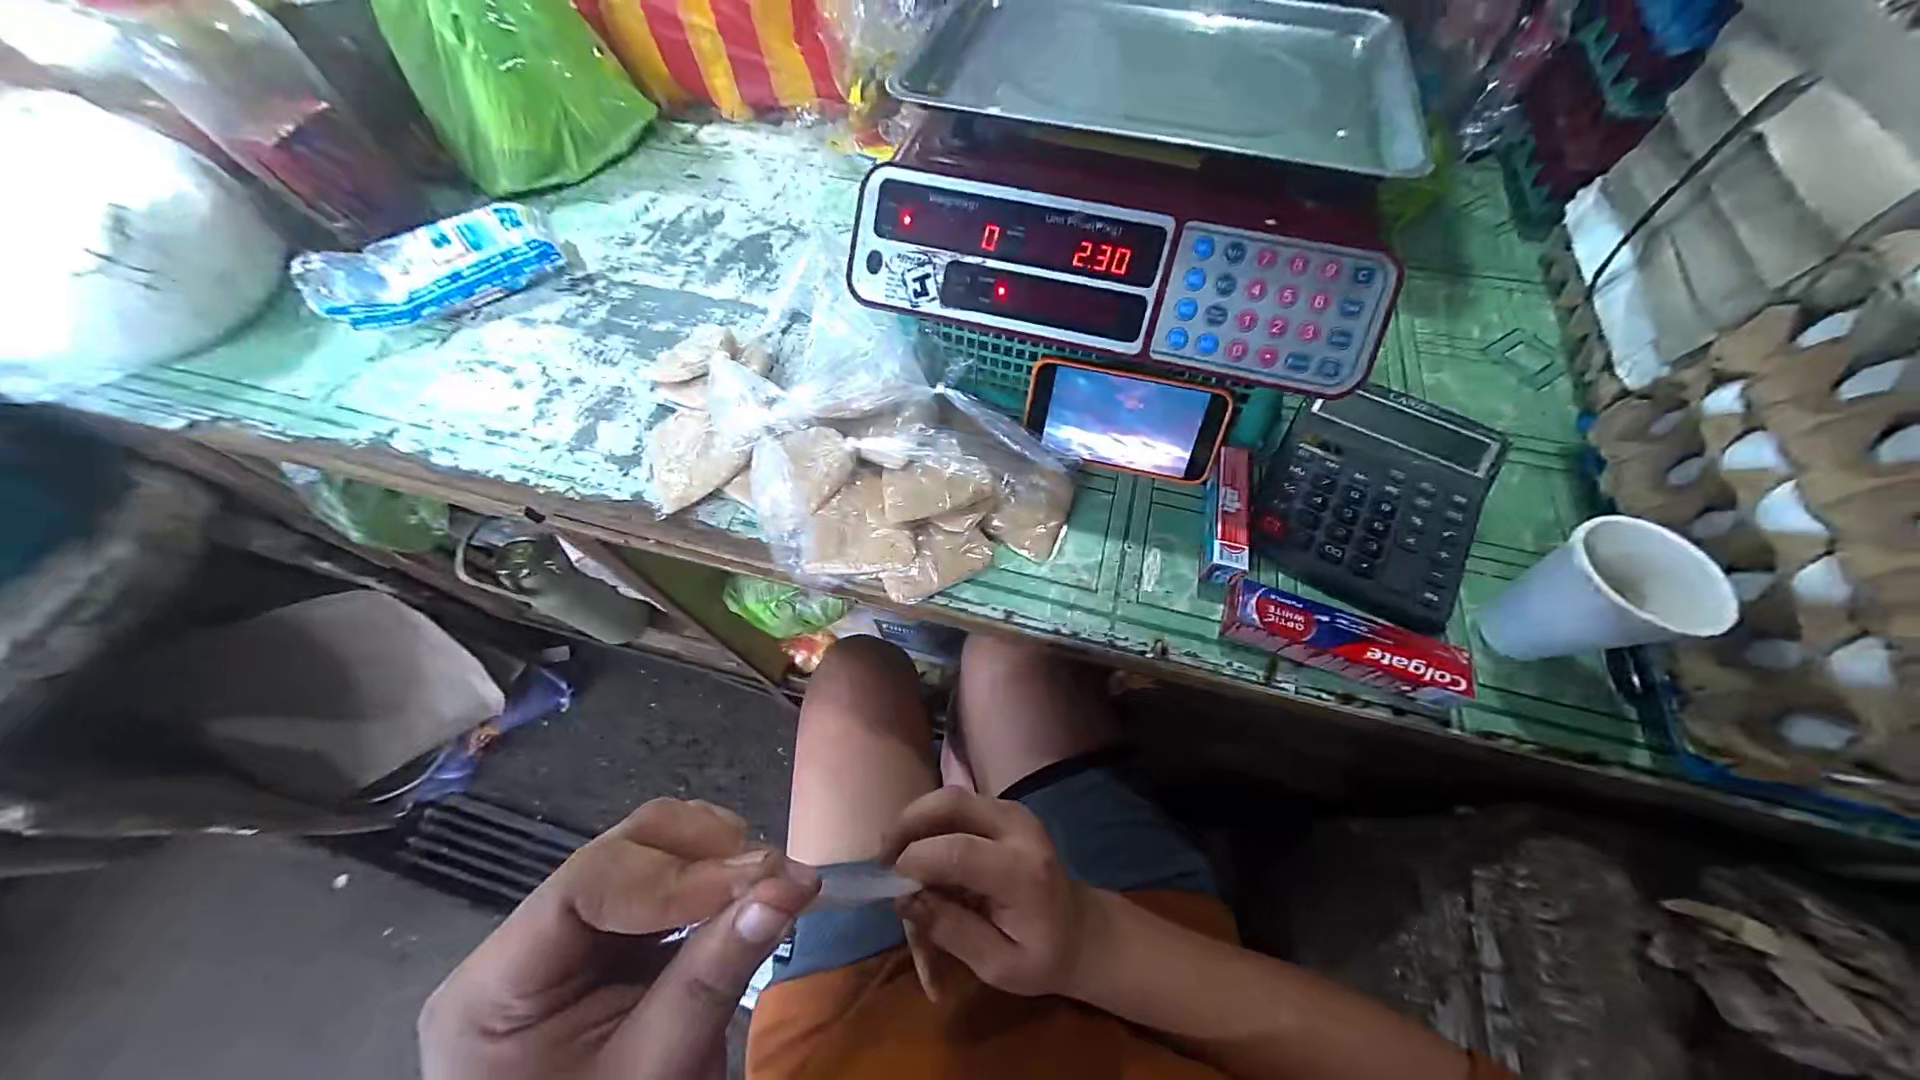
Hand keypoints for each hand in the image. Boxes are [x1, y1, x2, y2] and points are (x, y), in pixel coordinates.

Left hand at [419, 798, 819, 1079]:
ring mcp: (572, 928)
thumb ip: (713, 977)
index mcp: (498, 985)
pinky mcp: (613, 931)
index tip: (761, 881)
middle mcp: (528, 935)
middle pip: (622, 847)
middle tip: (775, 876)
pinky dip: (715, 876)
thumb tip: (789, 887)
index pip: (587, 882)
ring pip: (650, 846)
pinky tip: (747, 895)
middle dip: (706, 852)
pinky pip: (668, 874)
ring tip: (769, 885)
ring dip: (718, 856)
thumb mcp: (654, 1072)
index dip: (678, 874)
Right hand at [880, 786, 1089, 997]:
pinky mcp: (1006, 808)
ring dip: (917, 820)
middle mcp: (1019, 828)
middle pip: (952, 802)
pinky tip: (922, 849)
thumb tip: (904, 900)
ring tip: (897, 855)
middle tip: (884, 857)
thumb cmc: (1042, 956)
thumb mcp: (998, 965)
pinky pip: (959, 803)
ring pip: (951, 796)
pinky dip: (932, 821)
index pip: (958, 850)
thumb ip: (951, 931)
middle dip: (908, 823)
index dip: (916, 860)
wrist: (1082, 929)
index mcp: (1022, 873)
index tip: (892, 883)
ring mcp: (1014, 811)